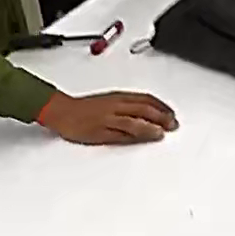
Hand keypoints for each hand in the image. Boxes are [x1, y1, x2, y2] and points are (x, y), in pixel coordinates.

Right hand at [38, 91, 177, 144]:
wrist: (62, 111)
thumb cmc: (83, 108)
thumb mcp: (107, 101)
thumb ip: (125, 106)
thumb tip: (143, 112)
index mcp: (118, 97)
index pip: (146, 99)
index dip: (162, 106)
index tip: (171, 113)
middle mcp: (115, 106)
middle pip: (144, 110)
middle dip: (161, 117)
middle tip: (172, 125)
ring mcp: (108, 119)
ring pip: (135, 122)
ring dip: (151, 127)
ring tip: (162, 133)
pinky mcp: (101, 132)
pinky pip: (121, 134)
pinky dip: (135, 136)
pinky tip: (144, 138)